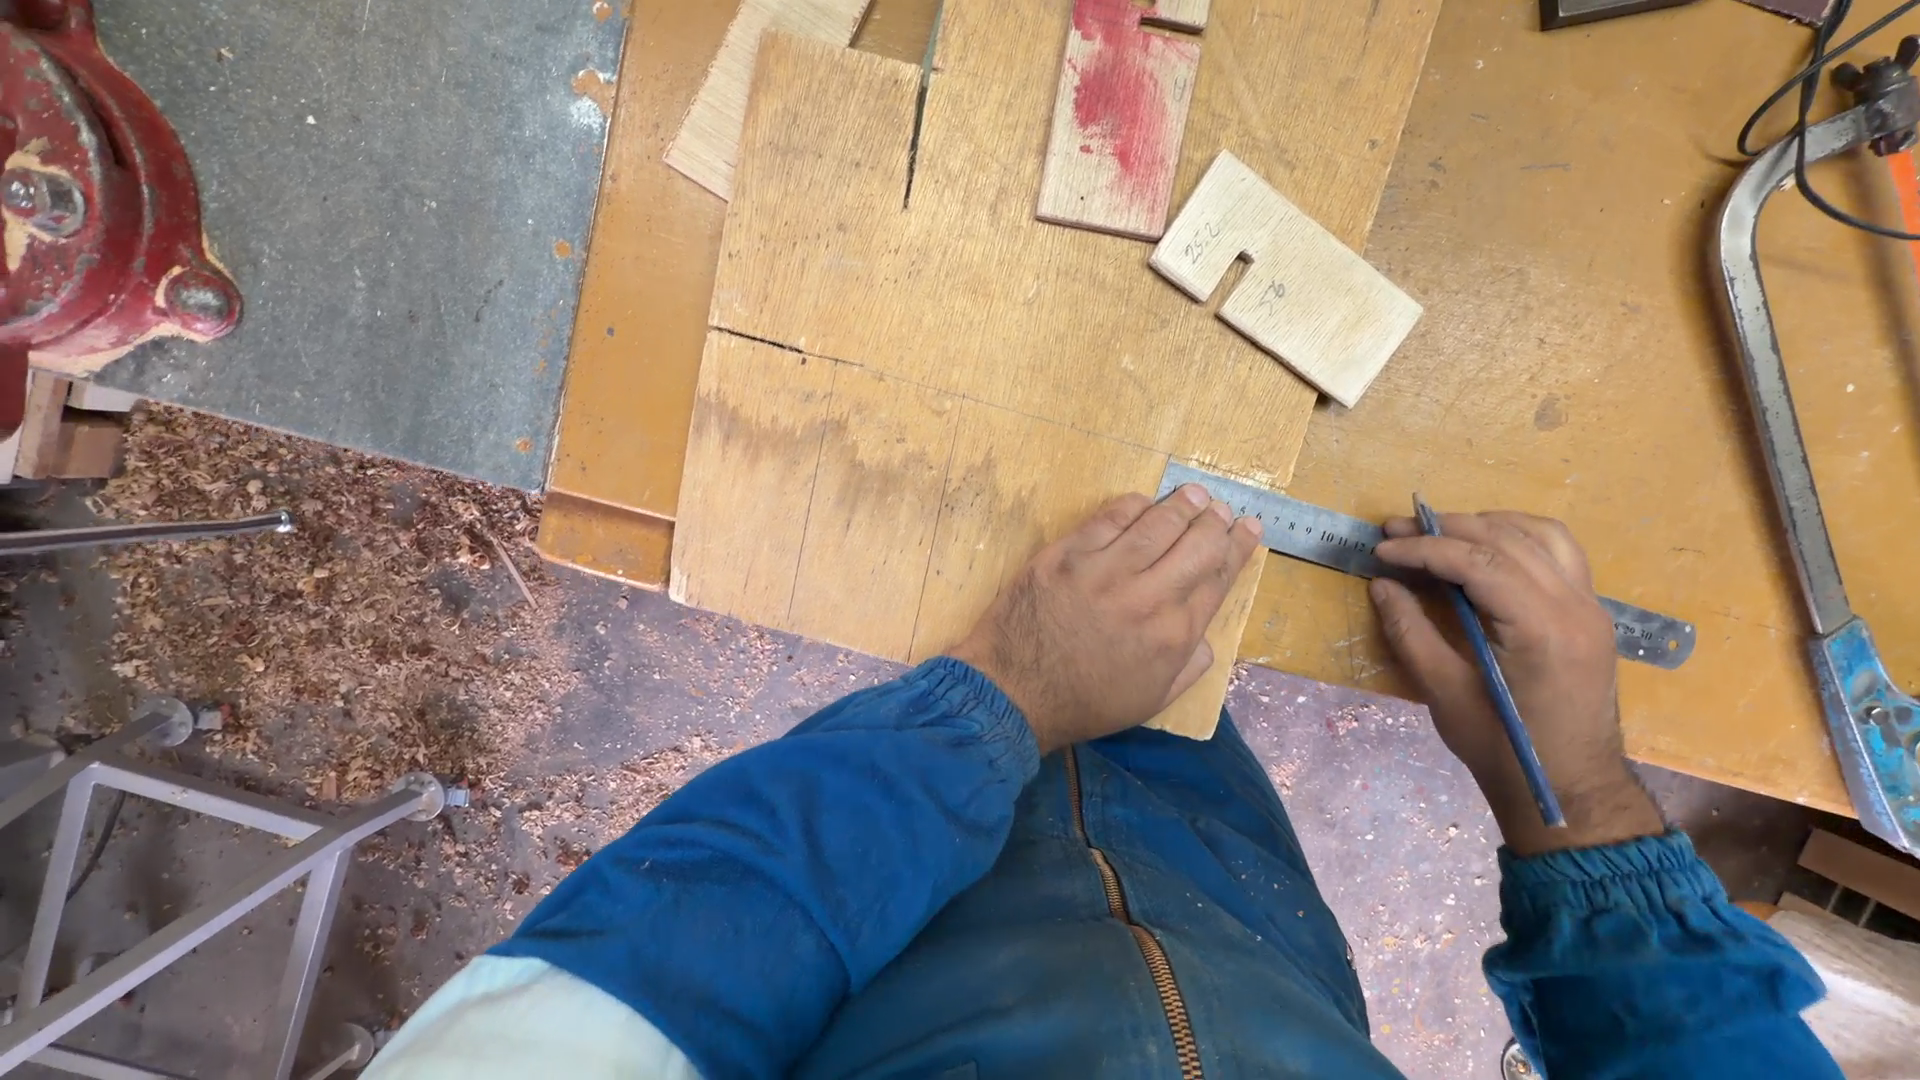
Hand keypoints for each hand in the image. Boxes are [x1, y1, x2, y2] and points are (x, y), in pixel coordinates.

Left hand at [947, 484, 1263, 754]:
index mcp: (1174, 634)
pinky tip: (1142, 503)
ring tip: (1194, 495)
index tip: (1249, 529)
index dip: (1239, 548)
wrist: (1013, 693)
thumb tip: (1205, 632)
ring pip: (1158, 522)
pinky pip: (1109, 518)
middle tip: (1220, 510)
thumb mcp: (1153, 700)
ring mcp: (1105, 571)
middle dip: (1217, 521)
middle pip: (1198, 543)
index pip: (1220, 577)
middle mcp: (1148, 596)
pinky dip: (1133, 505)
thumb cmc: (1084, 703)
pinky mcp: (1067, 554)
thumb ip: (1190, 664)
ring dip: (1182, 504)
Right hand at [1368, 510, 1663, 854]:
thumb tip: (1382, 584)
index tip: (1382, 549)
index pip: (1478, 561)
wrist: (1569, 783)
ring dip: (1484, 524)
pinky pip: (1559, 552)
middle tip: (1396, 529)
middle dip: (1446, 527)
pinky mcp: (1591, 613)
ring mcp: (1591, 607)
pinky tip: (1484, 546)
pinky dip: (1518, 536)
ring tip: (1438, 531)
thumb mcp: (1442, 691)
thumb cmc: (1500, 745)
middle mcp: (1575, 607)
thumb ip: (1410, 631)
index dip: (1424, 548)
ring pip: (1540, 535)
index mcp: (1540, 630)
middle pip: (1507, 539)